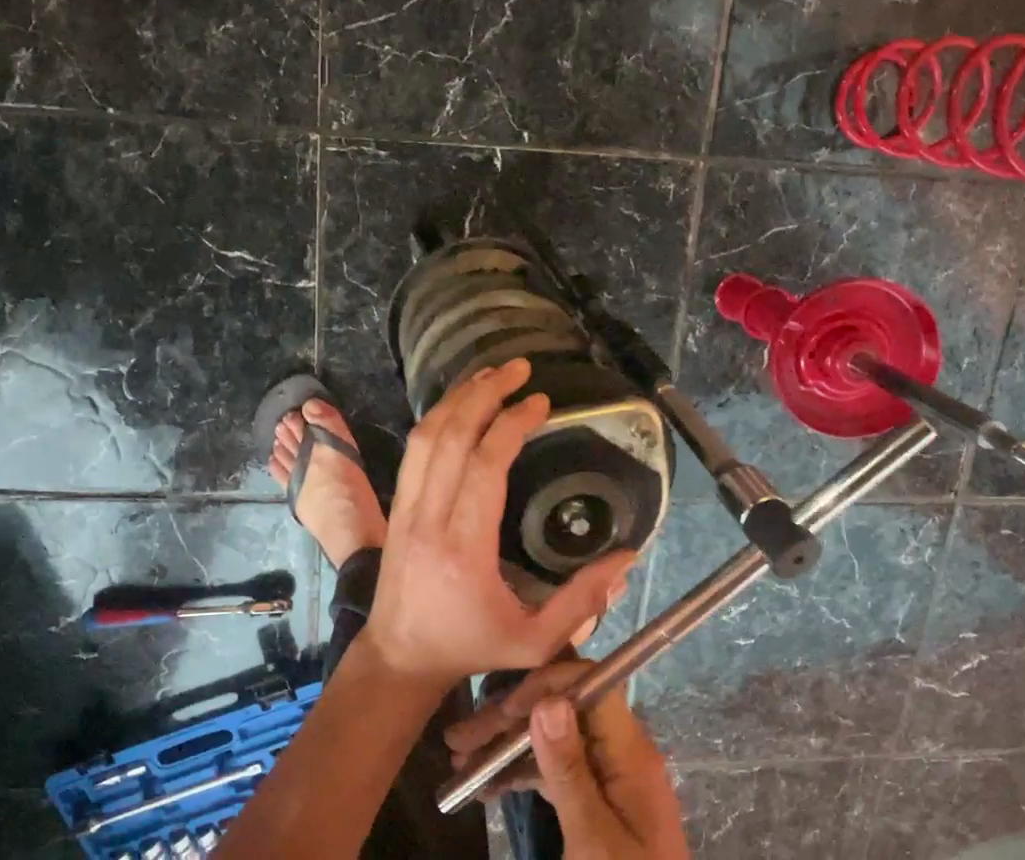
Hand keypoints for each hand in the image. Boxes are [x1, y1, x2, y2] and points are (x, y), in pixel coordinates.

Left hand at [363, 358, 635, 686]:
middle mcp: (428, 520)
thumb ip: (581, 604)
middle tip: (519, 368)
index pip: (483, 468)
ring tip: (492, 374)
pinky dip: (437, 418)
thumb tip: (627, 560)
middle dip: (485, 394)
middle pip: (450, 438)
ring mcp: (405, 510)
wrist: (400, 657)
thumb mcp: (535, 641)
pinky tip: (460, 403)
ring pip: (425, 438)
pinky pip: (413, 451)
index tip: (540, 403)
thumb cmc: (471, 648)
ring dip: (458, 398)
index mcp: (463, 550)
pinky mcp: (396, 508)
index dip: (510, 426)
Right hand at [445, 659, 688, 859]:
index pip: (592, 685)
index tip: (506, 709)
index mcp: (631, 752)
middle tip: (459, 739)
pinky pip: (555, 770)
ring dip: (505, 748)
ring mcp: (608, 775)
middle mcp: (621, 752)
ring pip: (552, 741)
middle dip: (510, 720)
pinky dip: (520, 773)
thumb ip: (569, 771)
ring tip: (459, 761)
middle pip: (563, 712)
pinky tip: (486, 786)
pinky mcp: (597, 798)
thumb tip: (547, 702)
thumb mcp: (593, 838)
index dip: (547, 684)